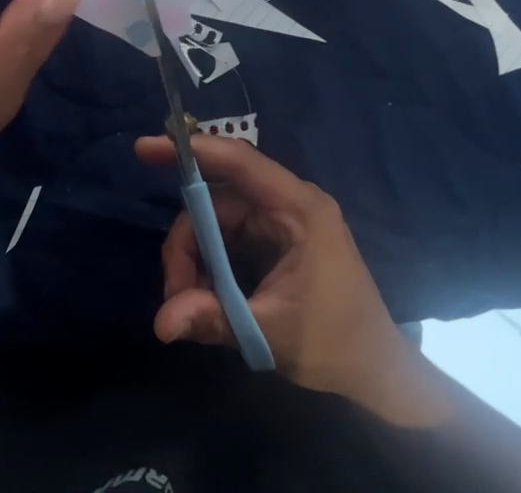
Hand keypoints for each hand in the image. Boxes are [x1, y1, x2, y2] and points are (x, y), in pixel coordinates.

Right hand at [136, 135, 448, 423]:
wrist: (375, 371)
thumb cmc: (336, 343)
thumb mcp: (271, 332)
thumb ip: (215, 319)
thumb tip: (161, 323)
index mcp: (299, 209)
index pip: (239, 163)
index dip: (191, 150)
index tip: (146, 148)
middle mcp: (287, 205)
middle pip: (216, 202)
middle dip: (187, 242)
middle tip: (174, 292)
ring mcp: (279, 222)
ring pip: (215, 223)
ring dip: (195, 260)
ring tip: (192, 305)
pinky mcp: (271, 241)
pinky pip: (225, 240)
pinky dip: (208, 266)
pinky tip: (205, 298)